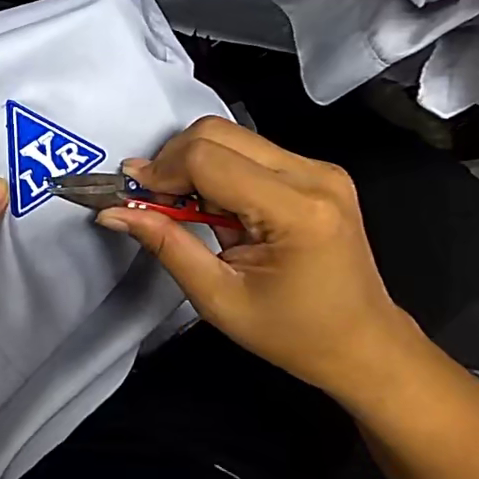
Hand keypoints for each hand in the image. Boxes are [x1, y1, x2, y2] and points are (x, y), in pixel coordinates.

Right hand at [95, 117, 419, 398]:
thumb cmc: (293, 333)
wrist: (364, 346)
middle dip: (173, 161)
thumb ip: (165, 245)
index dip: (162, 171)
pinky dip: (216, 168)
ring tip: (187, 208)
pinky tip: (215, 205)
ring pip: (229, 135)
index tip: (136, 197)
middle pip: (217, 133)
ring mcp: (319, 169)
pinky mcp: (316, 170)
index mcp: (298, 212)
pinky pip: (247, 148)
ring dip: (193, 163)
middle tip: (156, 201)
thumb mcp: (218, 298)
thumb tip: (113, 210)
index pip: (209, 159)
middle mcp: (314, 176)